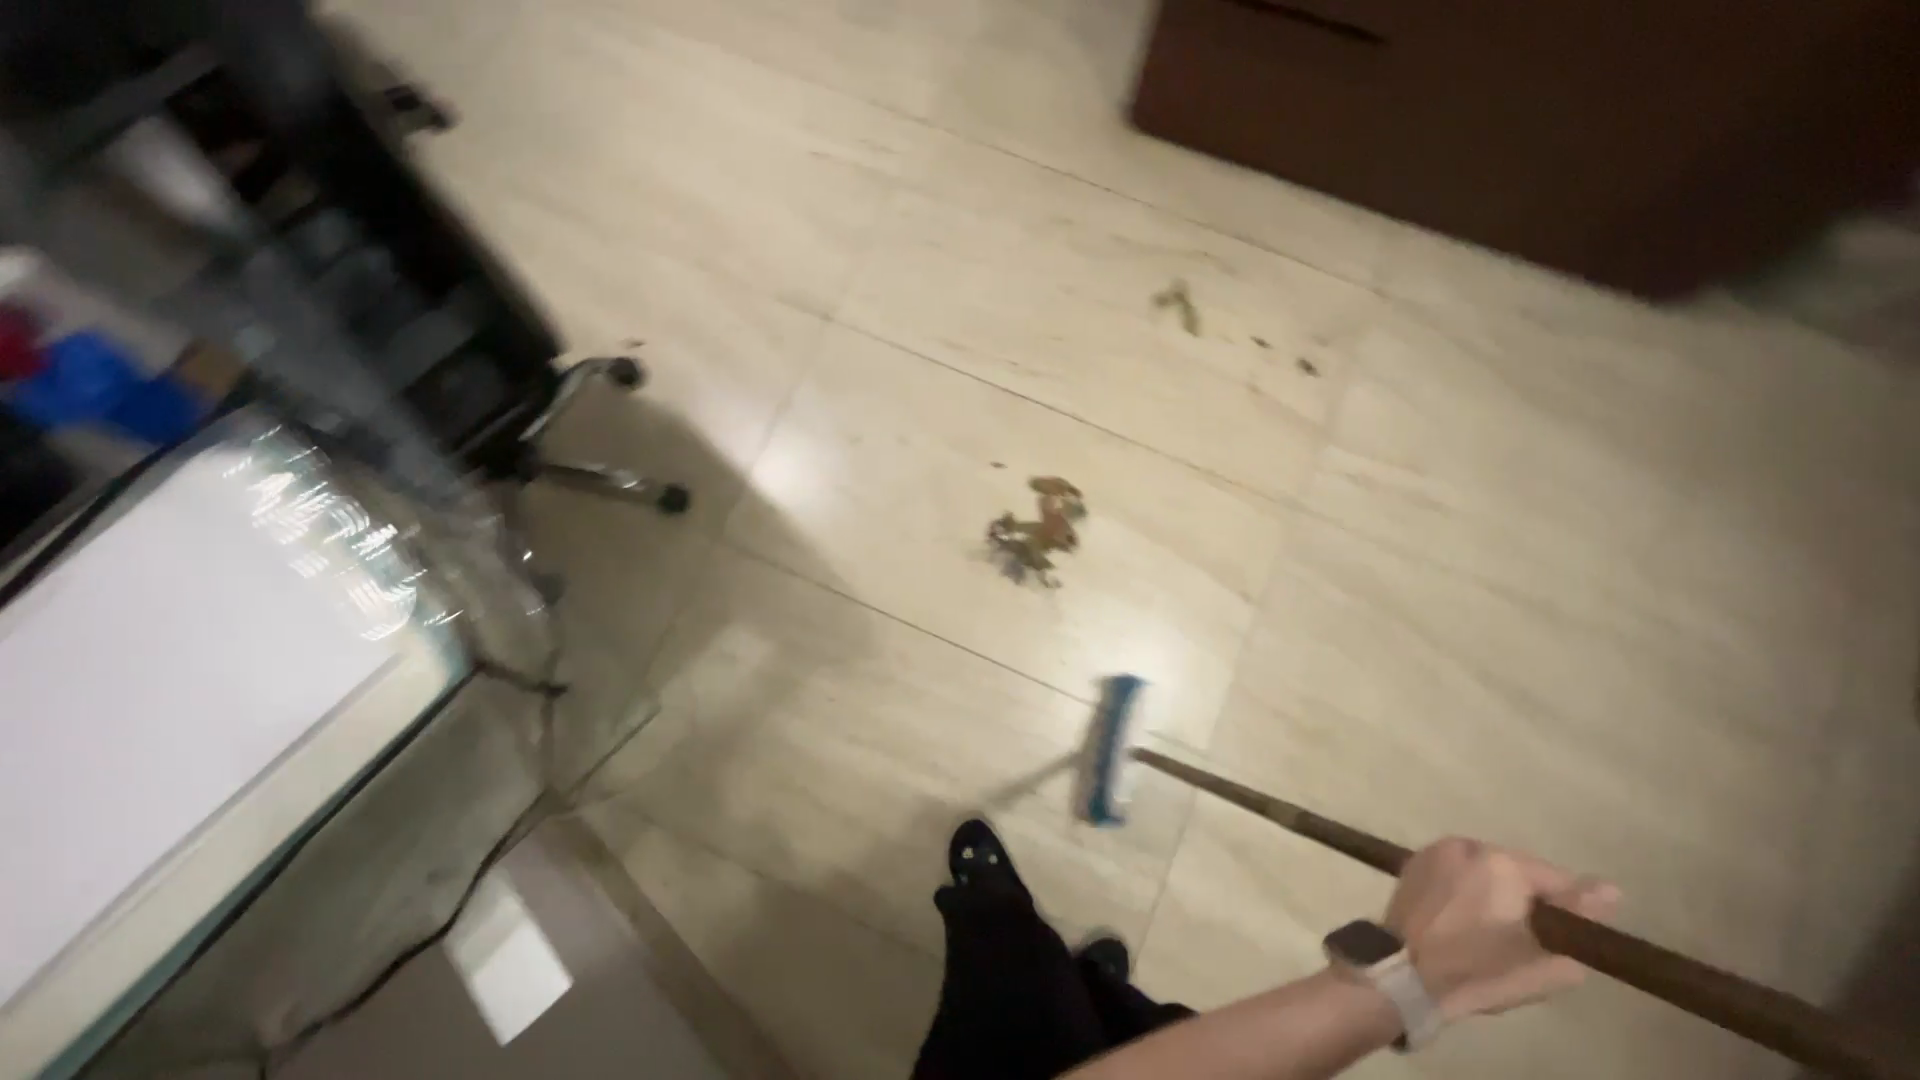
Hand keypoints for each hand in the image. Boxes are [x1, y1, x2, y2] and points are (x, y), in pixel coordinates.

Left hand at [1383, 837, 1621, 1020]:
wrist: (1404, 971)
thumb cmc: (1480, 970)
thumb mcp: (1545, 959)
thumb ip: (1579, 918)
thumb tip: (1612, 889)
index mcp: (1501, 862)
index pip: (1556, 879)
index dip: (1566, 909)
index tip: (1561, 936)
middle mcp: (1467, 844)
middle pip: (1516, 869)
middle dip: (1526, 896)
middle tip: (1523, 935)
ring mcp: (1435, 850)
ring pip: (1483, 868)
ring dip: (1493, 889)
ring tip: (1489, 926)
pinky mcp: (1413, 862)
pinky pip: (1454, 870)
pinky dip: (1464, 887)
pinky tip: (1461, 916)